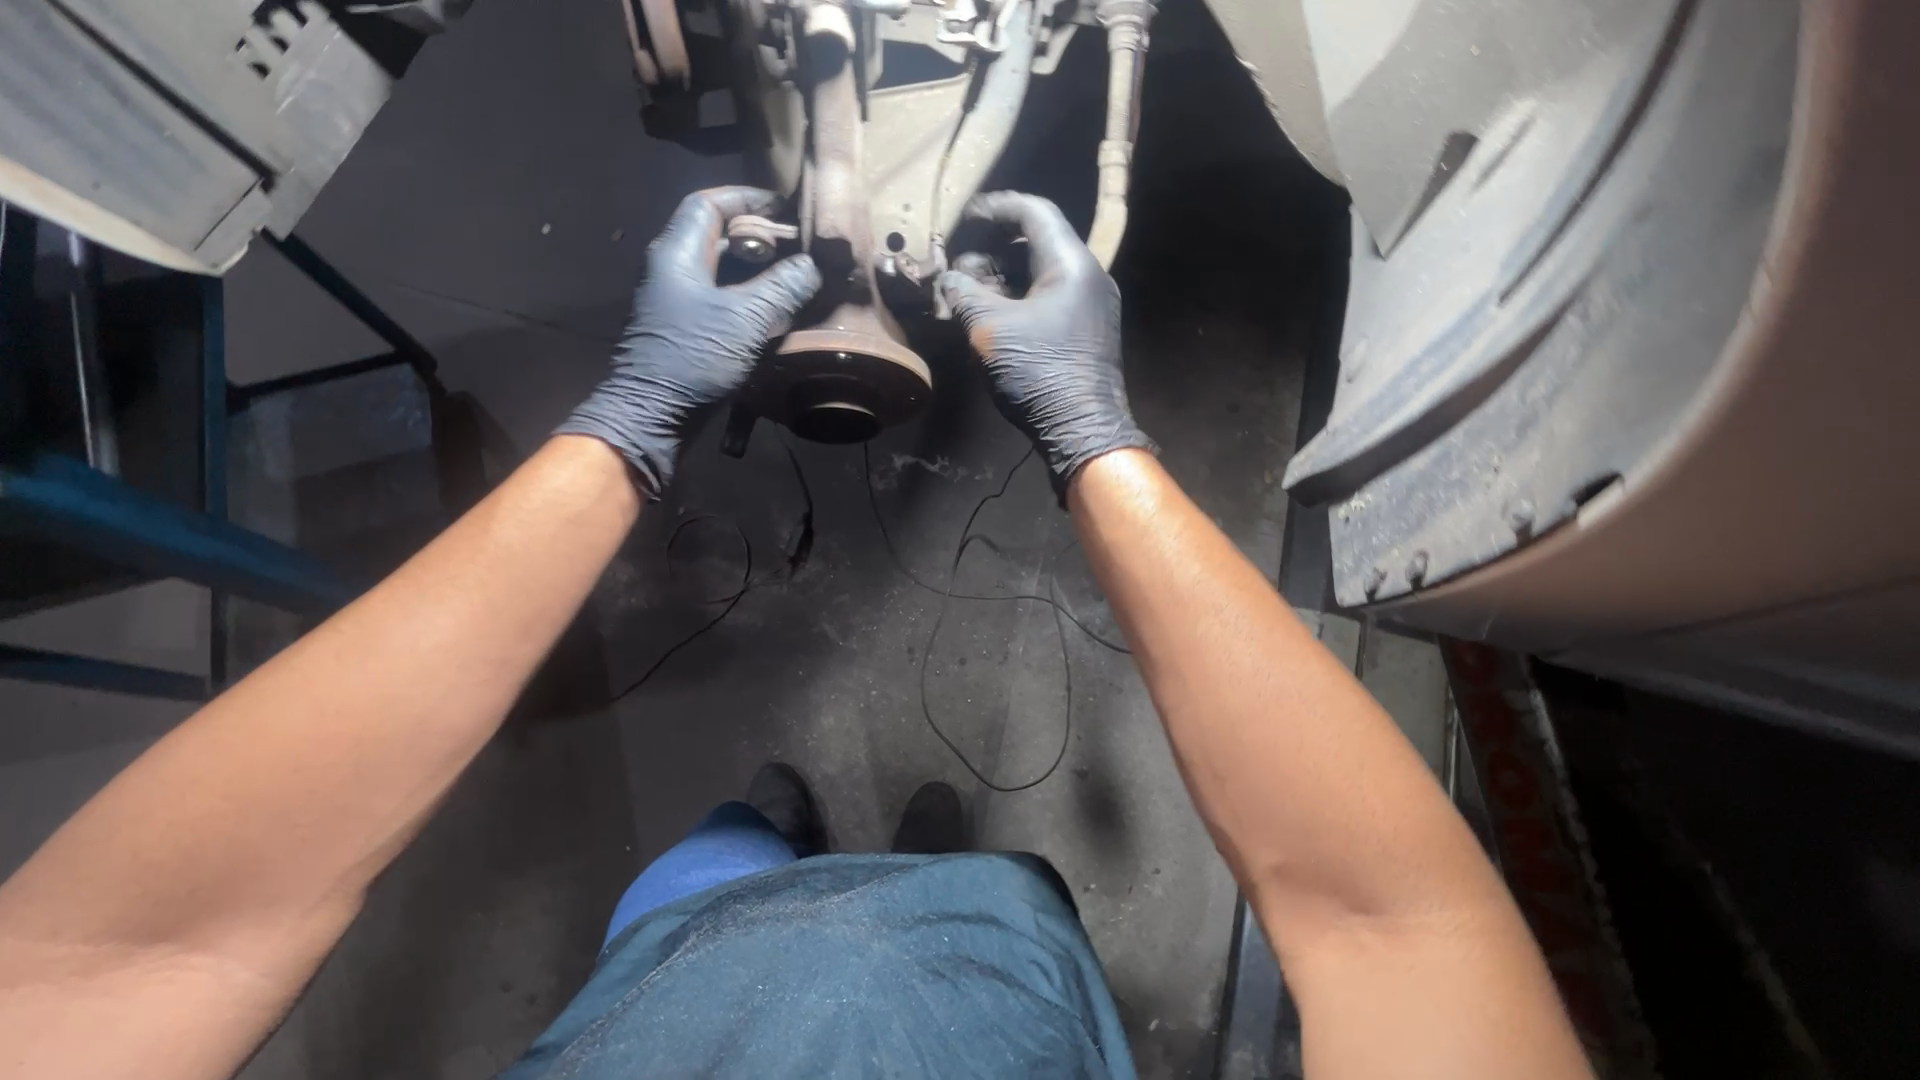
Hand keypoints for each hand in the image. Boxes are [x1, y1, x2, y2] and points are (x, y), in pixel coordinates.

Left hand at [557, 187, 820, 495]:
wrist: (652, 417)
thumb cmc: (694, 358)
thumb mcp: (746, 319)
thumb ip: (783, 286)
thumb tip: (812, 265)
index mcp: (679, 252)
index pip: (709, 203)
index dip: (747, 198)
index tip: (785, 207)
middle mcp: (674, 269)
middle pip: (719, 236)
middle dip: (762, 238)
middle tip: (801, 249)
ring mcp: (679, 301)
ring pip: (724, 272)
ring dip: (760, 273)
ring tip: (800, 279)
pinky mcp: (687, 330)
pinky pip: (723, 301)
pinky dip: (751, 300)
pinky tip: (781, 313)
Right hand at [937, 192, 1153, 495]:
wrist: (1082, 430)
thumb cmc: (1038, 374)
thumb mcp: (989, 329)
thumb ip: (962, 294)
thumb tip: (946, 278)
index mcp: (1071, 264)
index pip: (1034, 212)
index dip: (995, 209)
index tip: (965, 218)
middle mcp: (1088, 277)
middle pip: (1036, 243)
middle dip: (992, 249)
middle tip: (959, 263)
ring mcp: (1091, 306)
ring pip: (1041, 274)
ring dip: (1002, 278)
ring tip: (968, 293)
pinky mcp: (1086, 331)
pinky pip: (1050, 299)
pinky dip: (1019, 299)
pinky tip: (992, 317)